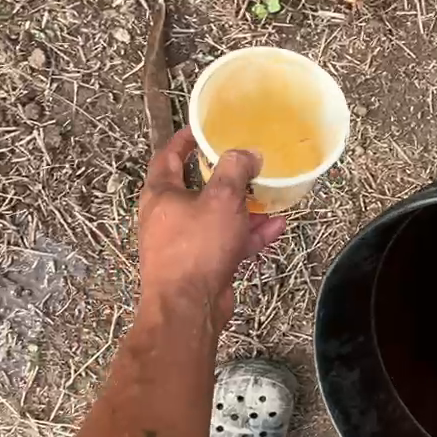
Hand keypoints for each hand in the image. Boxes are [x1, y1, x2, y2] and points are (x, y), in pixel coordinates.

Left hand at [137, 128, 284, 329]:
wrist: (188, 306)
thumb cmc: (196, 248)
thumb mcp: (221, 198)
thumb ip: (236, 169)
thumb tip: (247, 153)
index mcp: (162, 194)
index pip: (169, 157)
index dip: (185, 140)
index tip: (202, 129)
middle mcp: (168, 217)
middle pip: (197, 189)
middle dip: (226, 178)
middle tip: (246, 165)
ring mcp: (184, 243)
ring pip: (217, 218)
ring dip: (244, 209)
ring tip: (270, 198)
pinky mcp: (202, 265)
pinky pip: (228, 242)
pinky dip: (249, 235)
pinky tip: (275, 229)